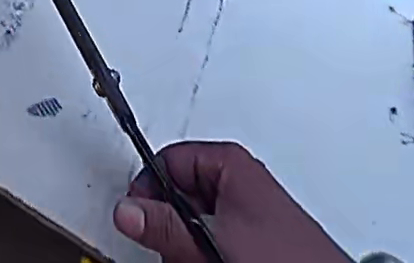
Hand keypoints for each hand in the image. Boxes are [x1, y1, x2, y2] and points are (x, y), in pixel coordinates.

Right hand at [114, 142, 349, 262]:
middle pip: (180, 193)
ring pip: (195, 221)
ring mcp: (247, 212)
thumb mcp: (213, 241)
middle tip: (177, 251)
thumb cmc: (286, 260)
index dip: (149, 190)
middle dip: (172, 227)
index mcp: (228, 163)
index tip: (139, 219)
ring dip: (188, 246)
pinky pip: (214, 238)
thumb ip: (167, 226)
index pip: (168, 160)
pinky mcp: (254, 240)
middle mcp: (237, 181)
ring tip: (197, 261)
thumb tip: (128, 210)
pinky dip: (205, 253)